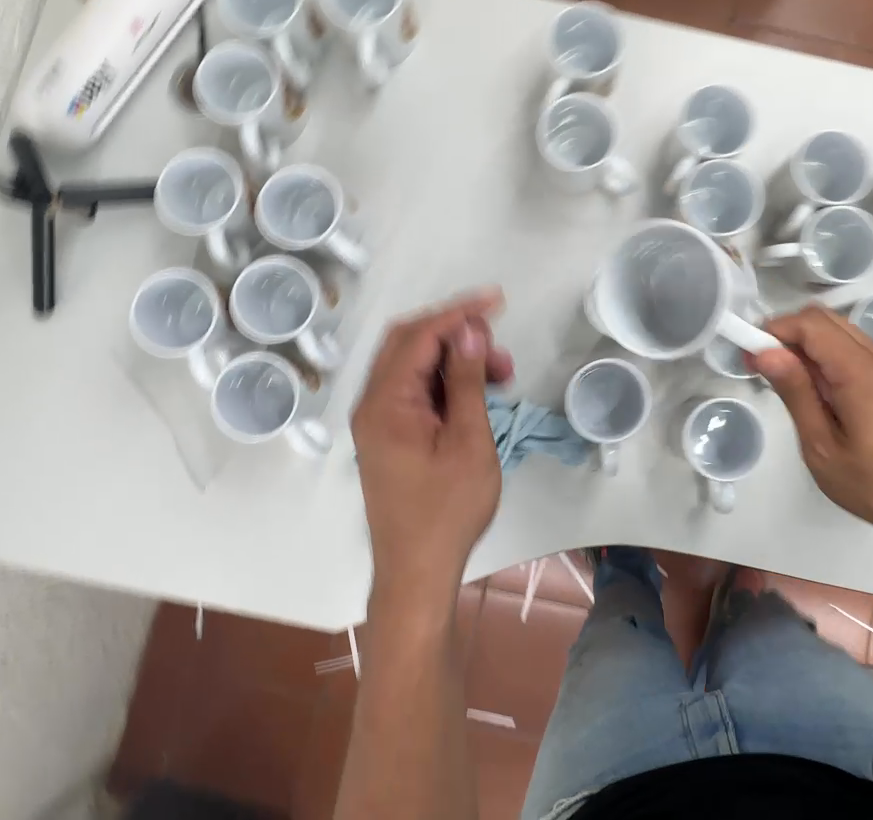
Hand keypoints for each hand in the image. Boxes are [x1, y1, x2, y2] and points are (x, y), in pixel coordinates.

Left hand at [352, 289, 514, 604]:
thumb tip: (468, 331)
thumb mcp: (468, 442)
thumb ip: (466, 381)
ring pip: (413, 367)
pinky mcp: (388, 437)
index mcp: (385, 402)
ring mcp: (377, 421)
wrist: (417, 572)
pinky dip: (445, 384)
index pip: (419, 336)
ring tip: (500, 374)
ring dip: (454, 360)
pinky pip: (414, 392)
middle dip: (456, 334)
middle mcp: (372, 404)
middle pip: (409, 344)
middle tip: (498, 347)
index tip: (497, 301)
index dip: (458, 312)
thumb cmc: (447, 511)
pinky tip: (479, 394)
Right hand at [749, 305, 872, 542]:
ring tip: (781, 378)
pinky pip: (850, 347)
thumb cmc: (872, 484)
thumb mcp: (821, 445)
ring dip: (804, 343)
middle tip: (759, 366)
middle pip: (824, 319)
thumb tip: (766, 352)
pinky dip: (823, 354)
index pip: (811, 325)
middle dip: (786, 333)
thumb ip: (795, 392)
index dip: (774, 330)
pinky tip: (811, 387)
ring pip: (837, 330)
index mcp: (861, 373)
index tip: (748, 354)